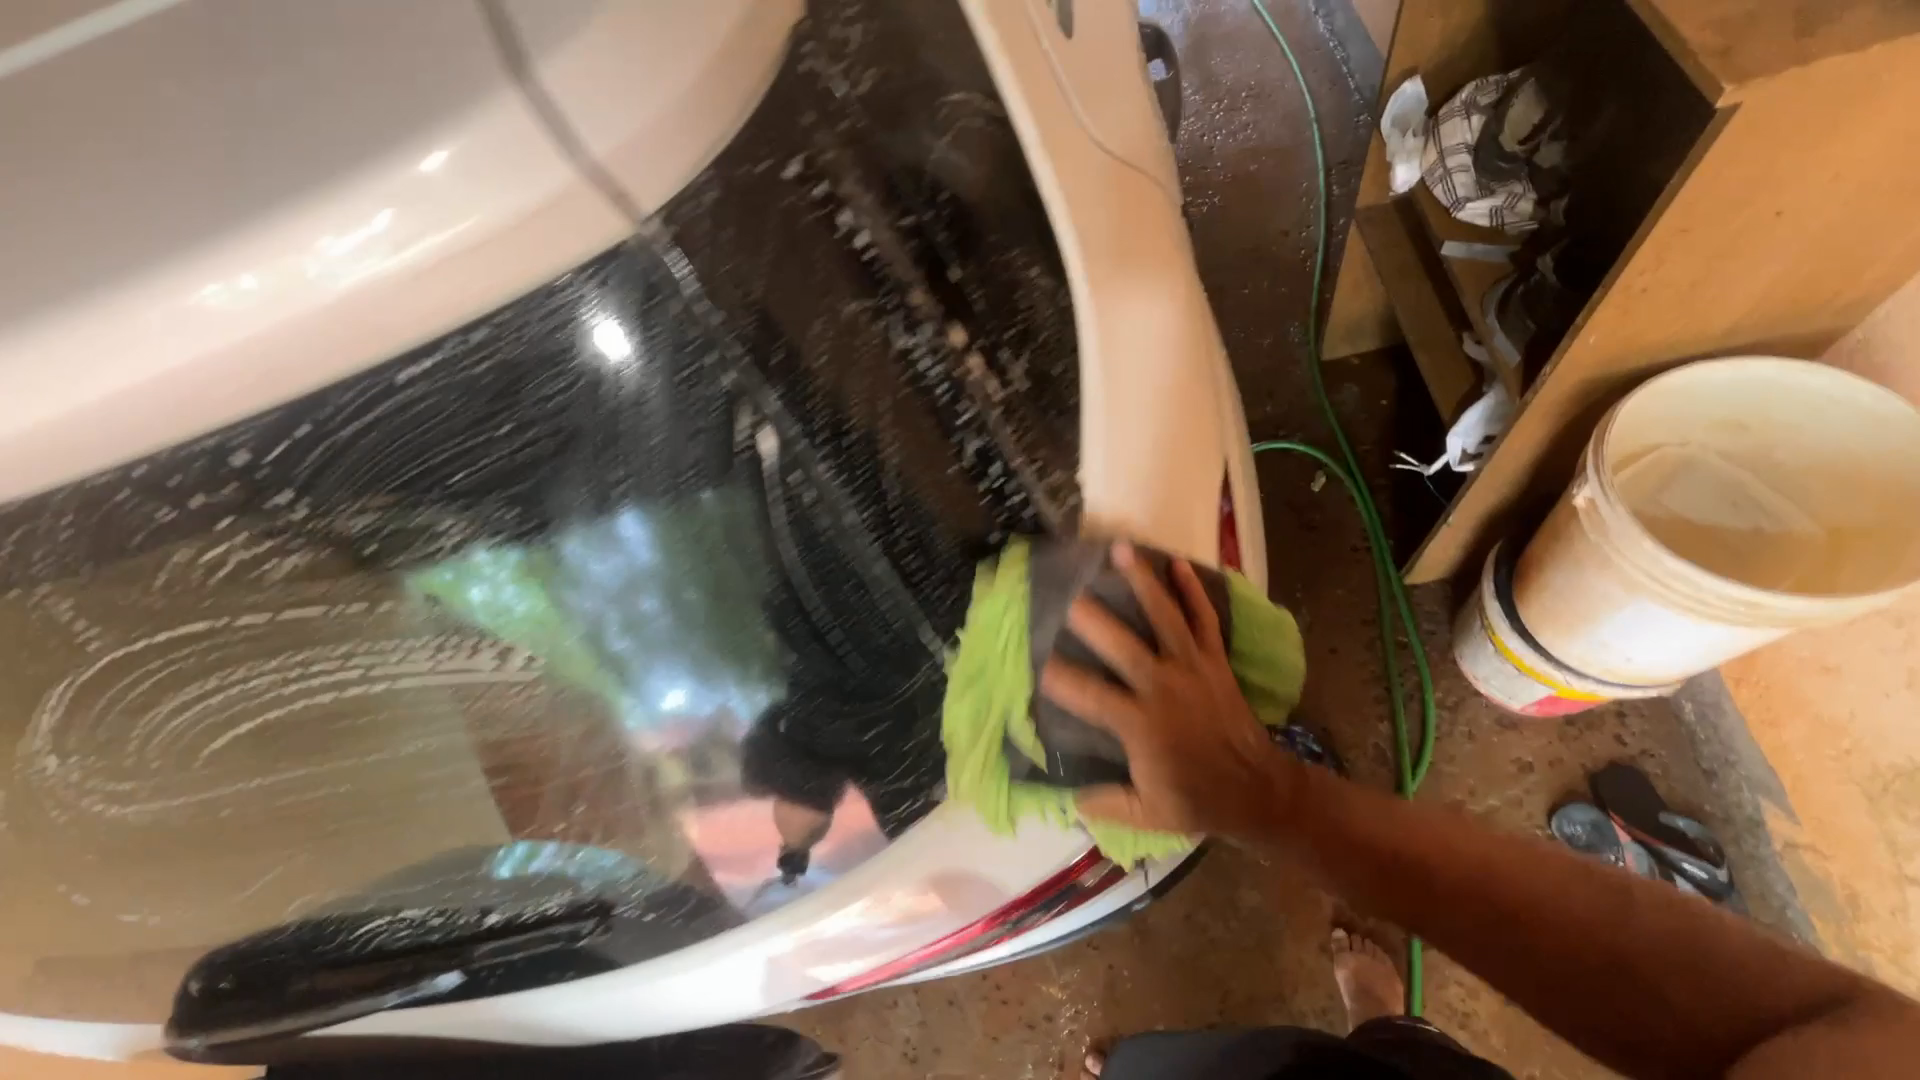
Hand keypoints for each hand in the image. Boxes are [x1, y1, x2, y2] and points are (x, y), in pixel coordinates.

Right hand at [1039, 541, 1293, 839]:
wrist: (1260, 791)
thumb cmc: (1198, 800)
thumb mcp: (1147, 815)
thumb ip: (1105, 803)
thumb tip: (1067, 795)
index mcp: (1140, 724)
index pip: (1089, 695)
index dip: (1059, 679)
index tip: (1038, 665)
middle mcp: (1163, 687)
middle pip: (1123, 645)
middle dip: (1094, 620)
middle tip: (1070, 596)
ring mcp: (1193, 668)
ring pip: (1164, 617)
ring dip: (1141, 582)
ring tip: (1120, 550)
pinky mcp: (1215, 661)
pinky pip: (1204, 618)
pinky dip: (1192, 589)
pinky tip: (1176, 562)